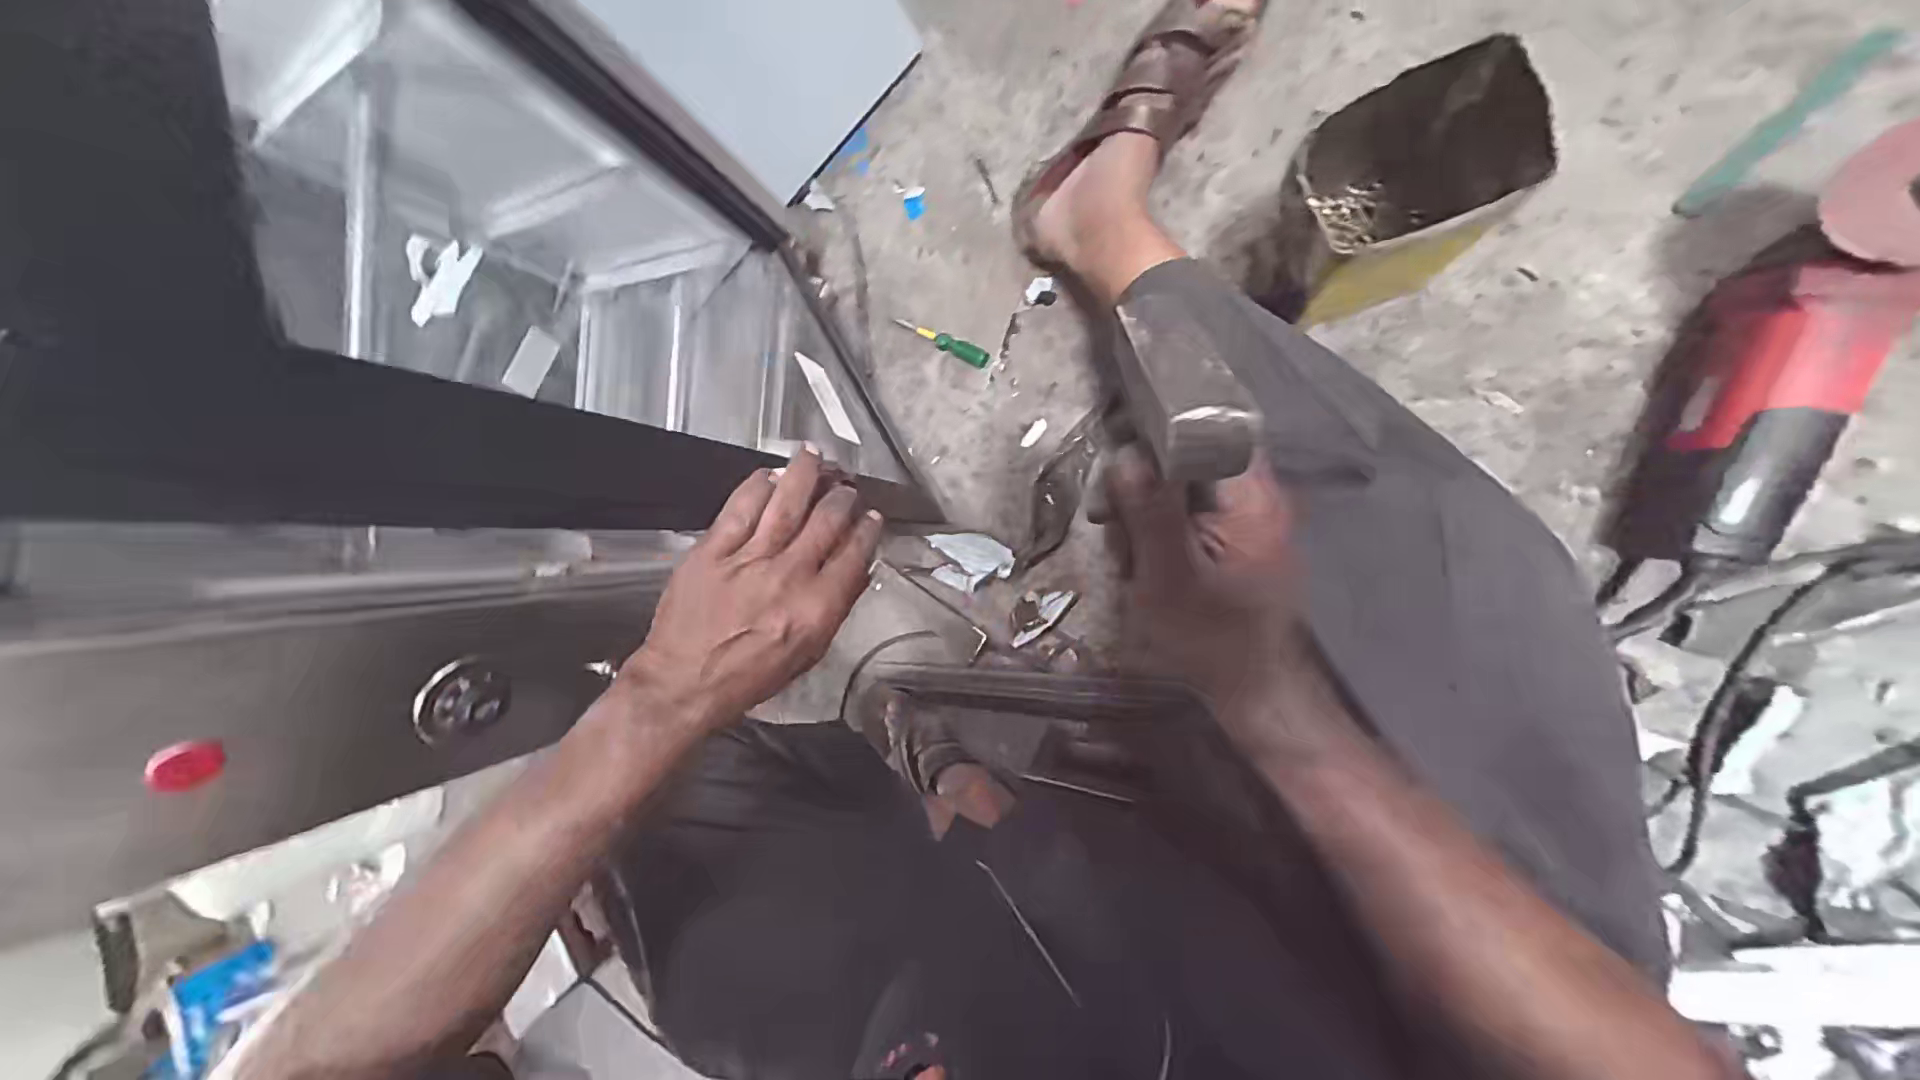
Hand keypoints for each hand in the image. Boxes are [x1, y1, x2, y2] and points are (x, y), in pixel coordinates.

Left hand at [621, 447, 883, 729]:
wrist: (684, 683)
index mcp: (816, 607)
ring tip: (815, 456)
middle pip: (824, 520)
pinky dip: (758, 486)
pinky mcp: (711, 551)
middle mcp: (787, 576)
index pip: (854, 554)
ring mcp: (747, 559)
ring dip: (805, 475)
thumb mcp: (809, 653)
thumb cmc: (751, 676)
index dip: (867, 529)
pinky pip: (740, 508)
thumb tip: (858, 569)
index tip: (872, 516)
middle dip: (841, 496)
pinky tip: (770, 474)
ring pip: (785, 504)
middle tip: (846, 485)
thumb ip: (837, 608)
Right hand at [1104, 448, 1323, 728]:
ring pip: (1179, 491)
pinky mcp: (1232, 541)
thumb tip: (1126, 454)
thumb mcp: (1169, 577)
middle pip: (1186, 462)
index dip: (1156, 438)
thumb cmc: (1210, 639)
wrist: (1251, 691)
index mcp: (1251, 499)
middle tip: (1117, 532)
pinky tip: (1145, 566)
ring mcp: (1244, 521)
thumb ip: (1150, 513)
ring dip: (1144, 519)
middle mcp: (1255, 498)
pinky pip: (1185, 518)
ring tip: (1132, 561)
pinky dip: (1158, 536)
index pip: (1205, 434)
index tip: (1117, 468)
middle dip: (1142, 491)